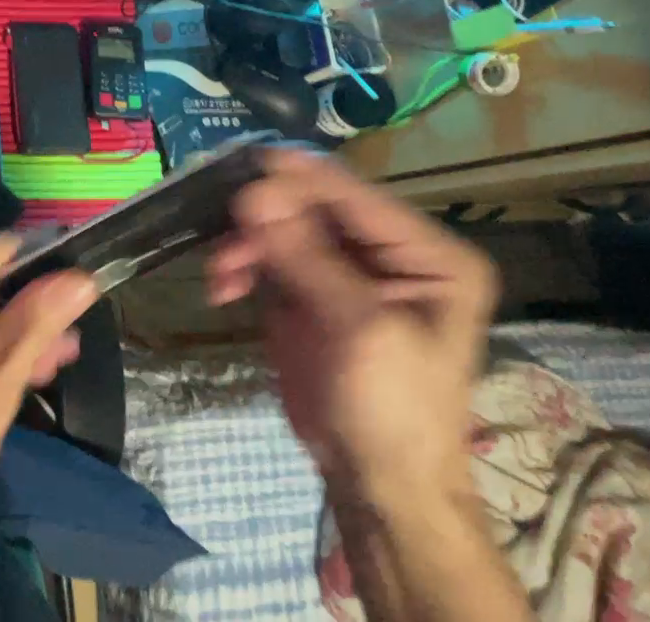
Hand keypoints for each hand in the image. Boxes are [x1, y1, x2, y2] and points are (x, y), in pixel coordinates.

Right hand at [209, 148, 496, 500]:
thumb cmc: (393, 409)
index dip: (299, 180)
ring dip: (244, 246)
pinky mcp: (305, 293)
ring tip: (221, 278)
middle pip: (311, 208)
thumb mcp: (360, 328)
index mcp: (428, 254)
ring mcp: (342, 272)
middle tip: (224, 243)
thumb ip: (307, 256)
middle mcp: (387, 253)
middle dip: (262, 221)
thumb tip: (254, 191)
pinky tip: (224, 291)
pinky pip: (264, 258)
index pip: (355, 197)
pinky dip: (239, 267)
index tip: (242, 168)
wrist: (377, 481)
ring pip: (279, 229)